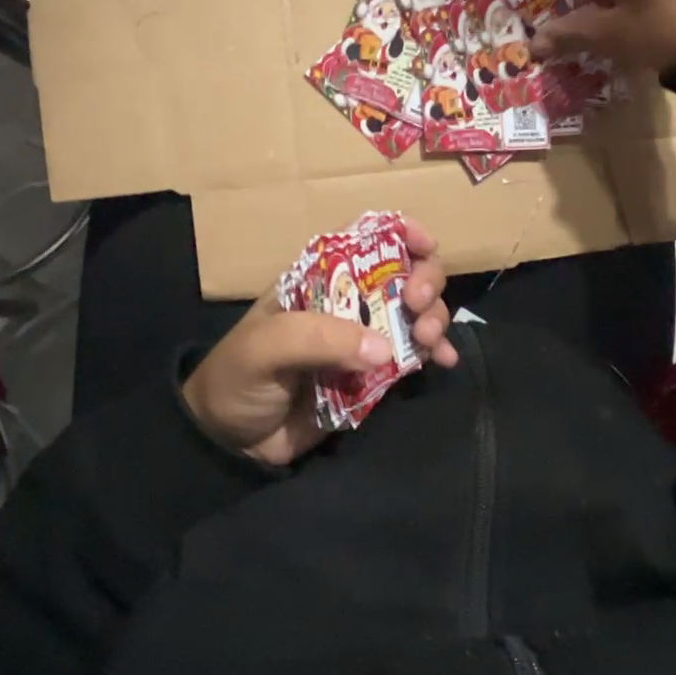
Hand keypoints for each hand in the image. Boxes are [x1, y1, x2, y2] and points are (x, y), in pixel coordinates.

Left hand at [182, 218, 459, 464]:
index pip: (364, 238)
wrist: (230, 442)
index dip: (400, 231)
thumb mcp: (265, 348)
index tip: (425, 244)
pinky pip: (416, 356)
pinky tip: (445, 361)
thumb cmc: (238, 378)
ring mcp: (364, 339)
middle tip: (416, 306)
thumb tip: (385, 349)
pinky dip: (437, 352)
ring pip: (416, 311)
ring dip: (434, 317)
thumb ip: (320, 339)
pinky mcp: (375, 377)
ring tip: (428, 340)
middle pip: (403, 271)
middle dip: (424, 280)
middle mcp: (347, 301)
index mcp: (317, 279)